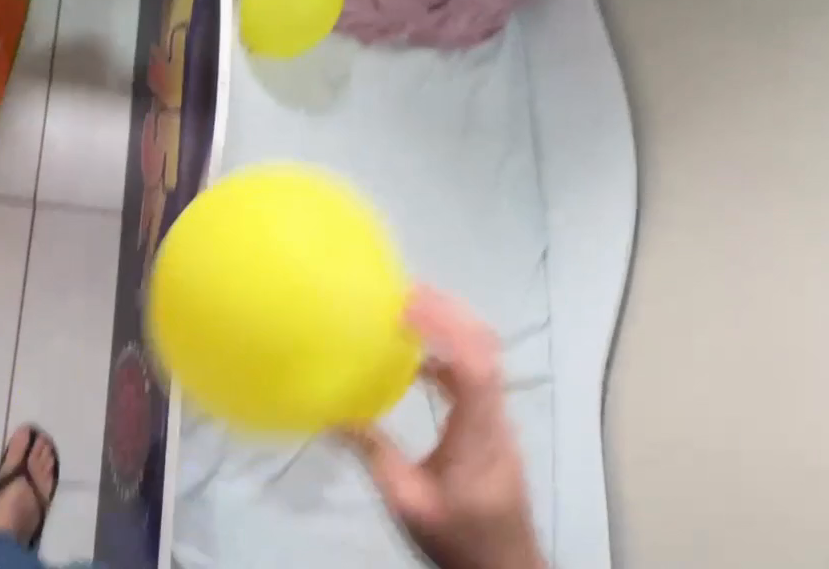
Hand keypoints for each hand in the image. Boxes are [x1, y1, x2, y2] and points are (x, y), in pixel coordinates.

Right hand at [346, 287, 543, 568]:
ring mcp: (497, 419)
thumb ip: (373, 455)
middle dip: (448, 311)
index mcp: (479, 433)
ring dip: (449, 325)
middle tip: (403, 291)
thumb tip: (330, 412)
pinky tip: (413, 356)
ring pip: (483, 356)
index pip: (474, 365)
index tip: (408, 302)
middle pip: (484, 347)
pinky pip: (474, 373)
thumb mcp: (407, 502)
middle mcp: (495, 417)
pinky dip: (446, 351)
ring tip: (406, 309)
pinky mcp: (491, 425)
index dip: (446, 326)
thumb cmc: (458, 538)